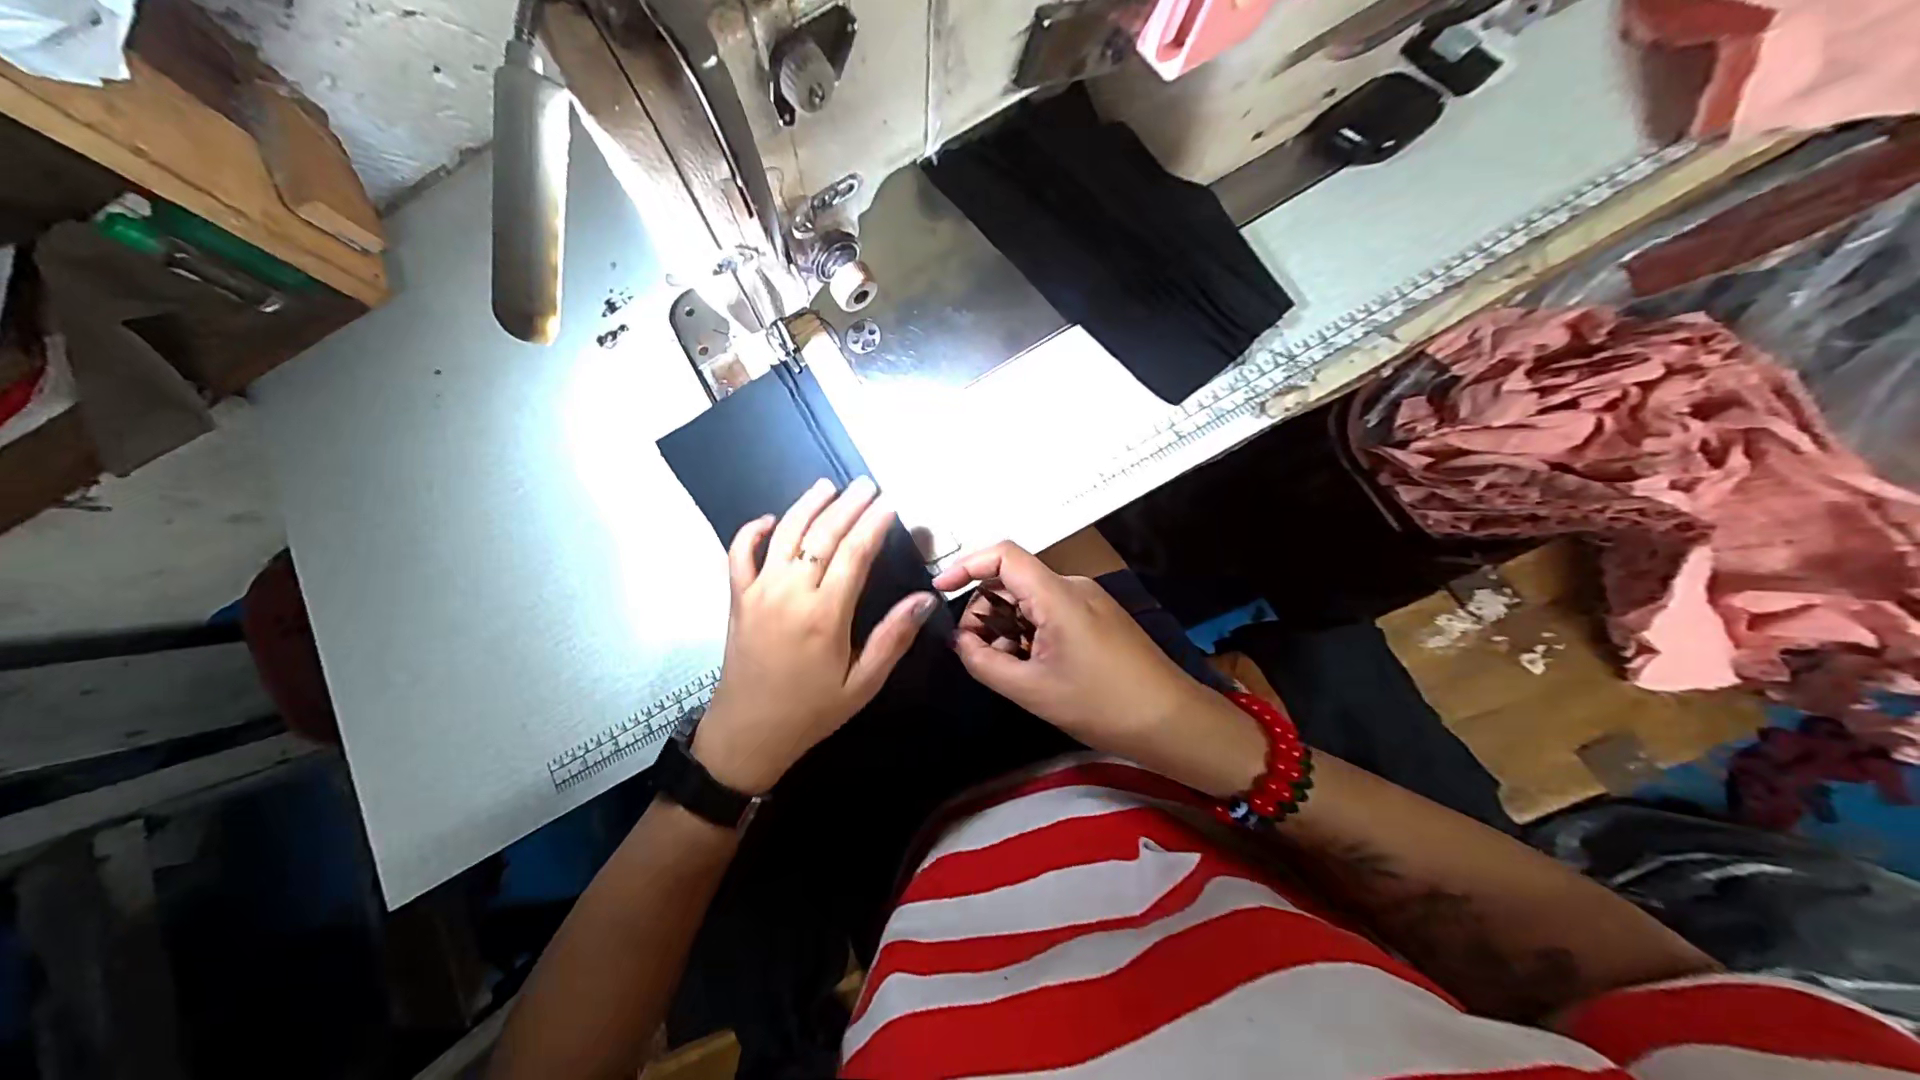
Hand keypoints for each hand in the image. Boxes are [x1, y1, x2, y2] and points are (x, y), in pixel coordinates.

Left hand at [691, 477, 937, 793]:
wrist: (748, 733)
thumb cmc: (811, 711)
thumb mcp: (863, 683)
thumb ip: (893, 637)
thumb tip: (924, 599)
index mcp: (825, 614)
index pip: (854, 553)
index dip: (873, 524)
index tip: (889, 504)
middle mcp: (790, 593)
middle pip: (822, 535)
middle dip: (848, 505)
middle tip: (867, 485)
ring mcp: (759, 592)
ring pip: (784, 534)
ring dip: (807, 505)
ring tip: (827, 486)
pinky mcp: (738, 598)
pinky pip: (739, 553)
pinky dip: (753, 531)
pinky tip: (771, 519)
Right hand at [933, 541, 1214, 749]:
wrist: (1171, 721)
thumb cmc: (1100, 704)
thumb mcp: (1031, 690)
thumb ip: (984, 662)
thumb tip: (960, 641)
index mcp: (1057, 594)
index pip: (1003, 555)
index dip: (966, 566)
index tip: (940, 591)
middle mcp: (1072, 586)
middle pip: (1012, 580)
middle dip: (985, 612)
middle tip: (979, 653)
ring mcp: (1088, 600)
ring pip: (1030, 599)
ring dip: (1008, 628)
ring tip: (1010, 669)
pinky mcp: (1097, 617)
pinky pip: (1051, 612)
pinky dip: (1030, 633)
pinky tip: (1033, 667)